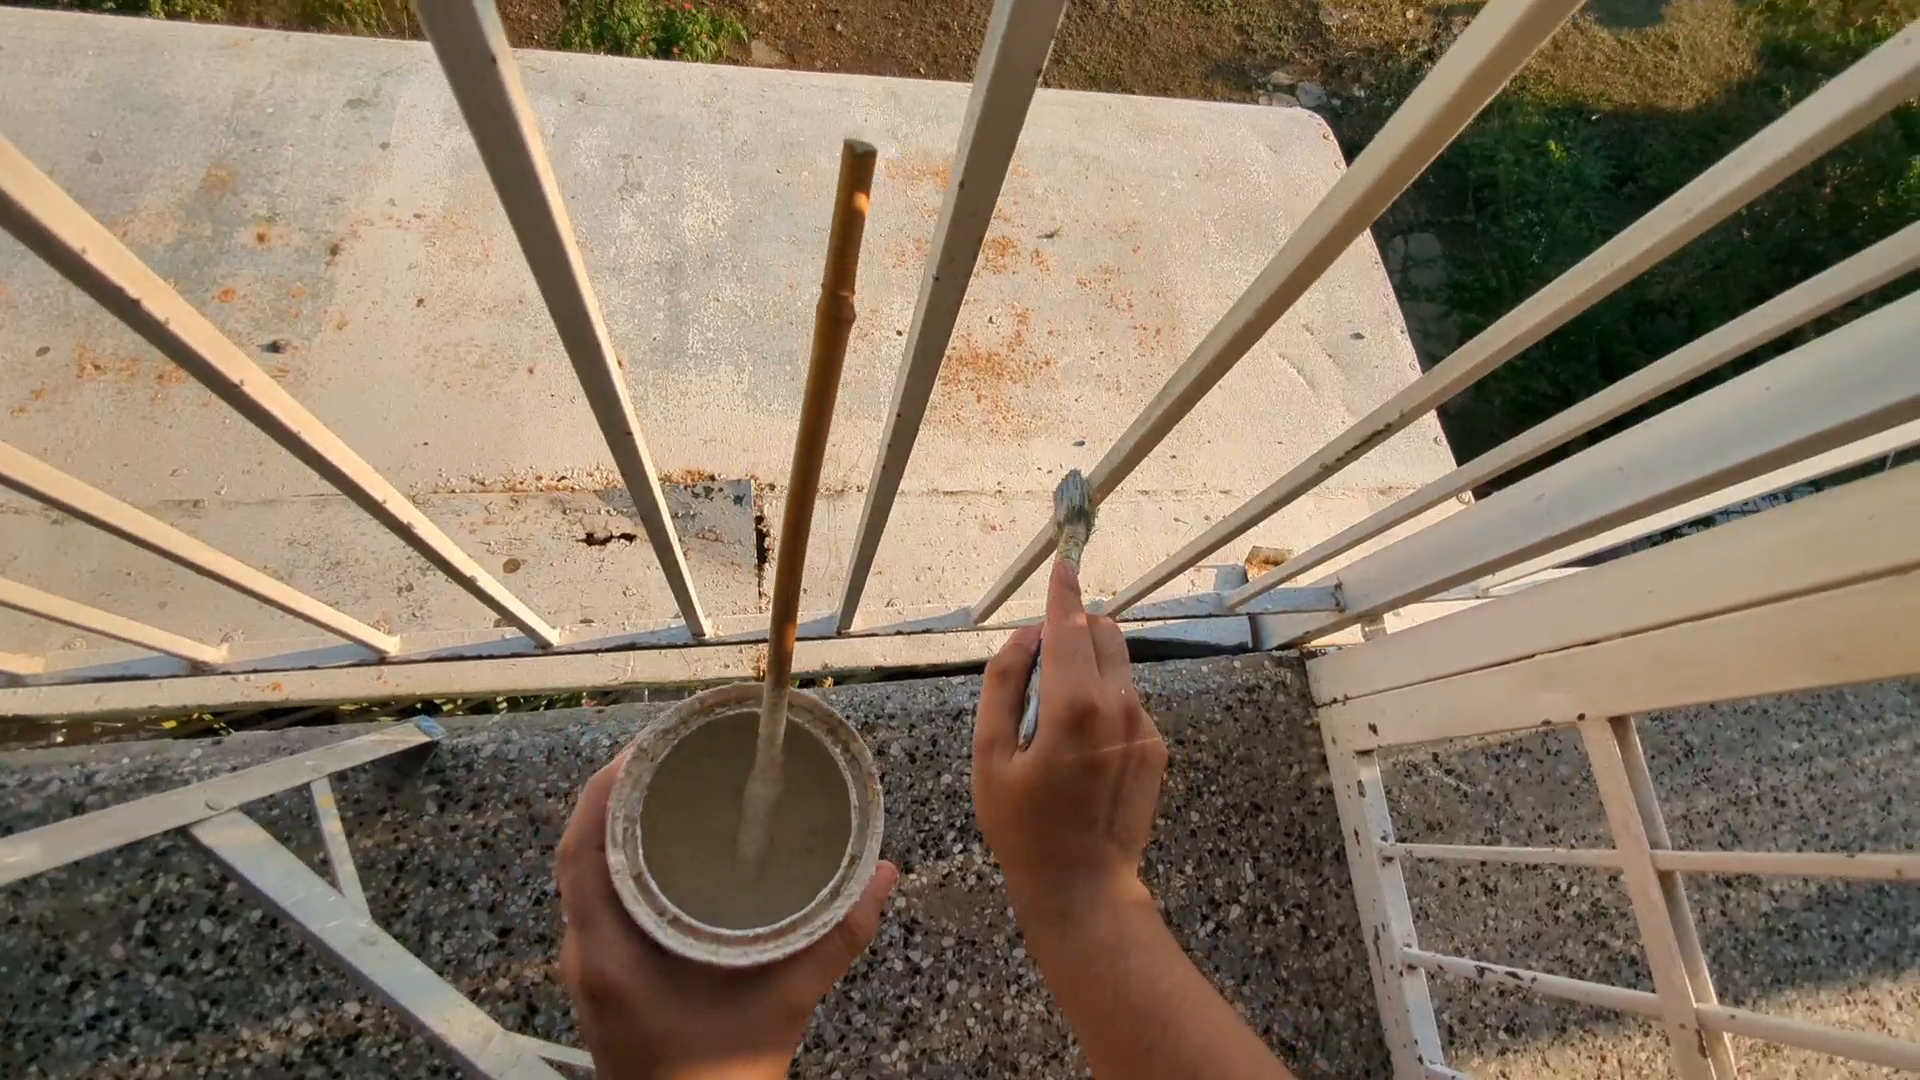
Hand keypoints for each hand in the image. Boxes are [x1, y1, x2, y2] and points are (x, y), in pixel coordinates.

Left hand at [555, 758, 898, 1079]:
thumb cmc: (722, 1072)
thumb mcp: (786, 1001)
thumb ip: (837, 935)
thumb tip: (884, 871)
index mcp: (611, 952)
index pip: (582, 850)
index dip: (606, 788)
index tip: (650, 745)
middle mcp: (588, 951)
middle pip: (582, 849)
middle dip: (619, 789)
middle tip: (674, 749)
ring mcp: (592, 961)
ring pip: (588, 869)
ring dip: (617, 818)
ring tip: (670, 778)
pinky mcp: (605, 969)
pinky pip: (601, 891)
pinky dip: (623, 851)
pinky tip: (666, 838)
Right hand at [972, 558, 1167, 927]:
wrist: (1083, 887)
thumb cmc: (1021, 825)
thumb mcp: (990, 754)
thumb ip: (1004, 683)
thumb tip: (1026, 637)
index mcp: (1072, 705)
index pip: (1069, 627)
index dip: (1063, 593)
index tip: (1063, 564)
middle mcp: (1118, 705)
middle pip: (1102, 634)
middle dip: (1074, 627)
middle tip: (1040, 658)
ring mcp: (1144, 725)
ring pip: (1118, 664)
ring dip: (1088, 662)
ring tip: (1058, 712)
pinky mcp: (1157, 745)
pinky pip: (1128, 697)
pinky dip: (1104, 697)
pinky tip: (1083, 744)